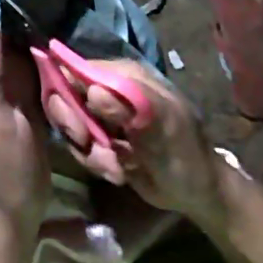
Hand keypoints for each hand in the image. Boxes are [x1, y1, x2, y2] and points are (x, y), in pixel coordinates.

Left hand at [0, 23, 51, 231]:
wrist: (19, 214)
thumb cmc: (4, 168)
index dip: (2, 14)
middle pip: (9, 46)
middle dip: (23, 22)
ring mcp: (16, 96)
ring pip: (26, 59)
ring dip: (38, 40)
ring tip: (59, 7)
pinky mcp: (35, 108)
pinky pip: (41, 77)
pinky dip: (49, 63)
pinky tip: (65, 47)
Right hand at [44, 60, 231, 230]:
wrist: (197, 192)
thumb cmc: (186, 152)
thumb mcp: (166, 126)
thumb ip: (130, 106)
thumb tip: (93, 92)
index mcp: (124, 75)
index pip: (76, 70)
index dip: (66, 95)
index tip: (77, 129)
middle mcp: (109, 90)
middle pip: (65, 96)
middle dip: (75, 127)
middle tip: (91, 147)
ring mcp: (104, 116)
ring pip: (71, 125)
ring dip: (89, 152)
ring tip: (115, 168)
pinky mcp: (102, 140)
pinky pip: (81, 147)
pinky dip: (95, 163)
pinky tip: (118, 174)